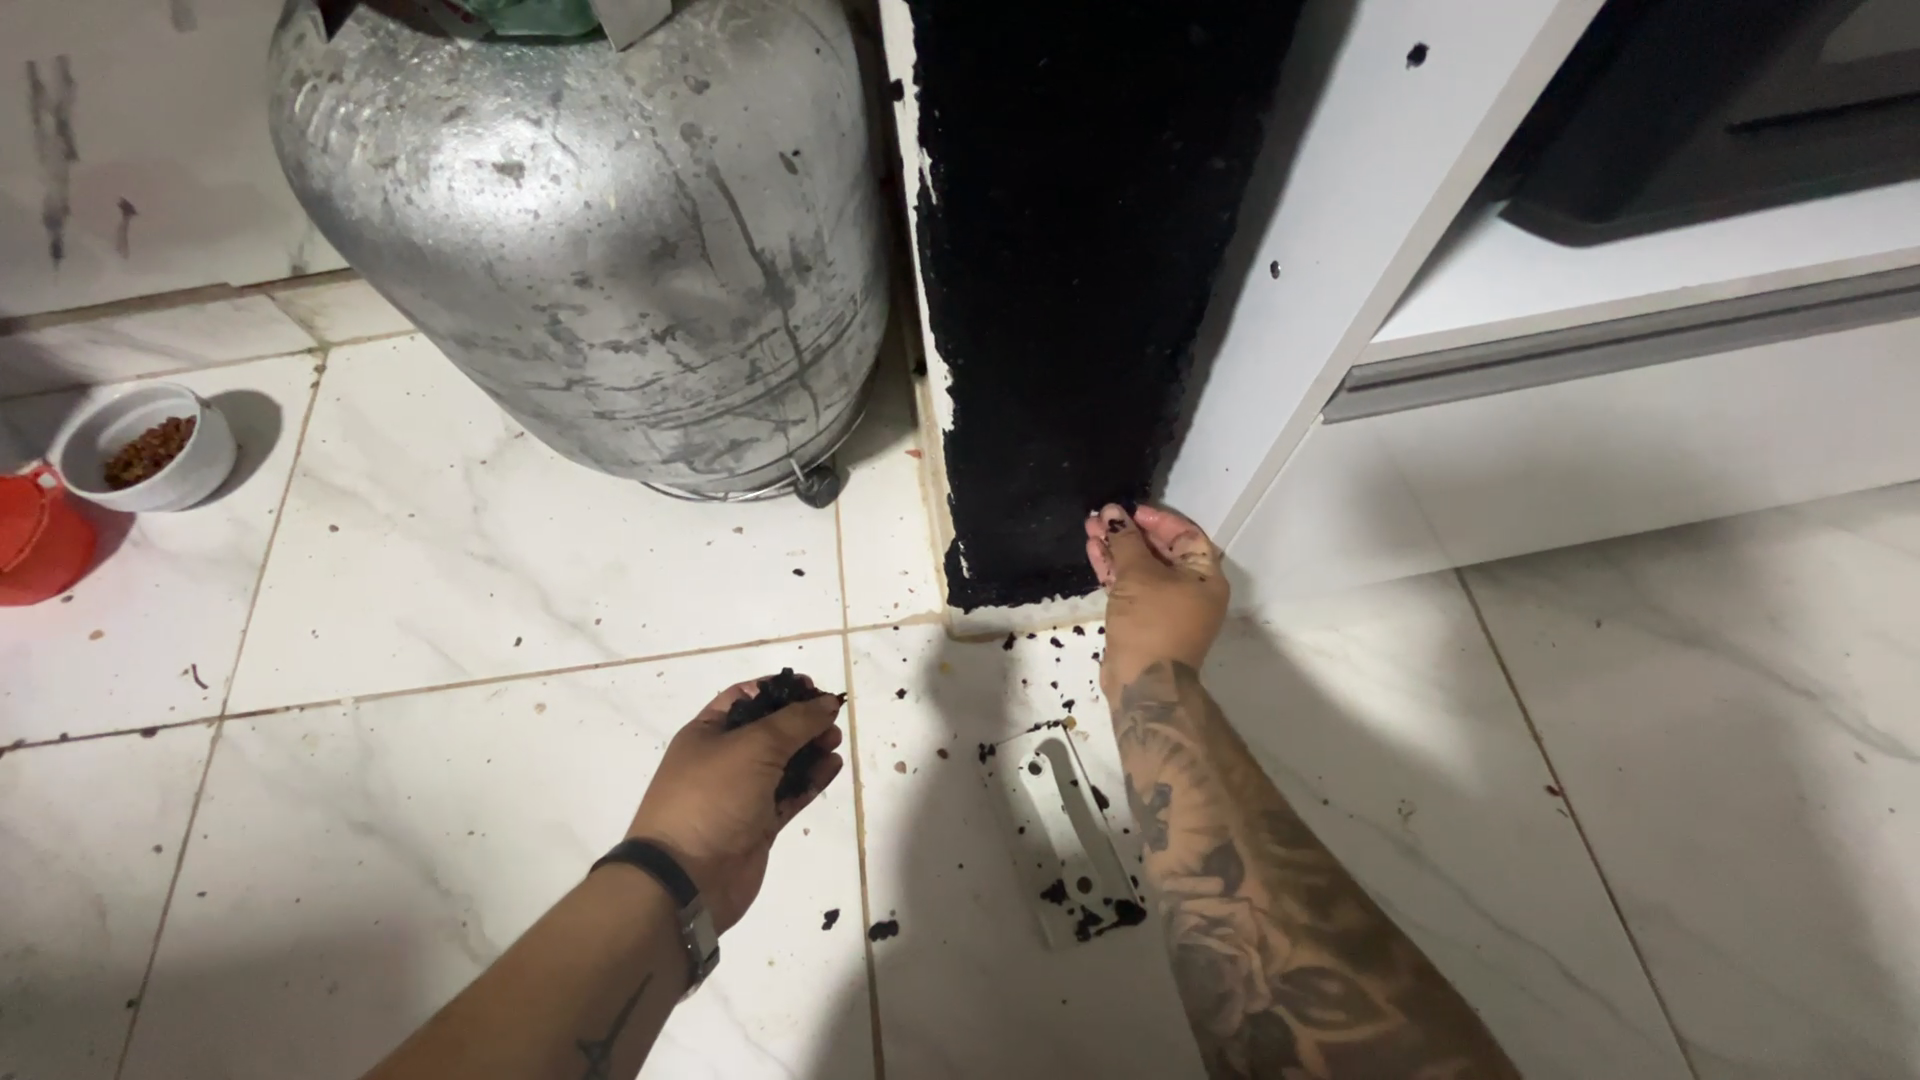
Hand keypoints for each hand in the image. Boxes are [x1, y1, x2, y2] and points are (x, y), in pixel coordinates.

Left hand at [625, 676, 845, 931]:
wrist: (686, 879)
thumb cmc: (712, 797)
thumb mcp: (754, 746)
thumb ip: (796, 721)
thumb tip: (827, 703)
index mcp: (707, 732)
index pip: (747, 697)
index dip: (780, 689)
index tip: (814, 687)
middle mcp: (723, 760)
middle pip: (769, 730)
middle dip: (802, 720)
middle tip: (831, 719)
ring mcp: (741, 795)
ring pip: (783, 763)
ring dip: (811, 749)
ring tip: (836, 741)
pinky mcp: (758, 825)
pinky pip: (790, 794)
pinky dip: (812, 779)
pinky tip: (833, 766)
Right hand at [1084, 503, 1228, 694]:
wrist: (1144, 683)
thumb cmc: (1152, 622)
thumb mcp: (1138, 575)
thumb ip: (1124, 541)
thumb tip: (1111, 513)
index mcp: (1205, 577)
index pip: (1185, 535)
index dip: (1157, 520)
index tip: (1129, 511)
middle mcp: (1190, 590)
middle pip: (1160, 551)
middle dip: (1129, 533)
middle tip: (1101, 517)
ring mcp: (1165, 607)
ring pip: (1141, 569)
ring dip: (1116, 548)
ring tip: (1089, 528)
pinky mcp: (1143, 620)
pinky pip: (1130, 587)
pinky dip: (1113, 570)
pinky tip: (1093, 551)